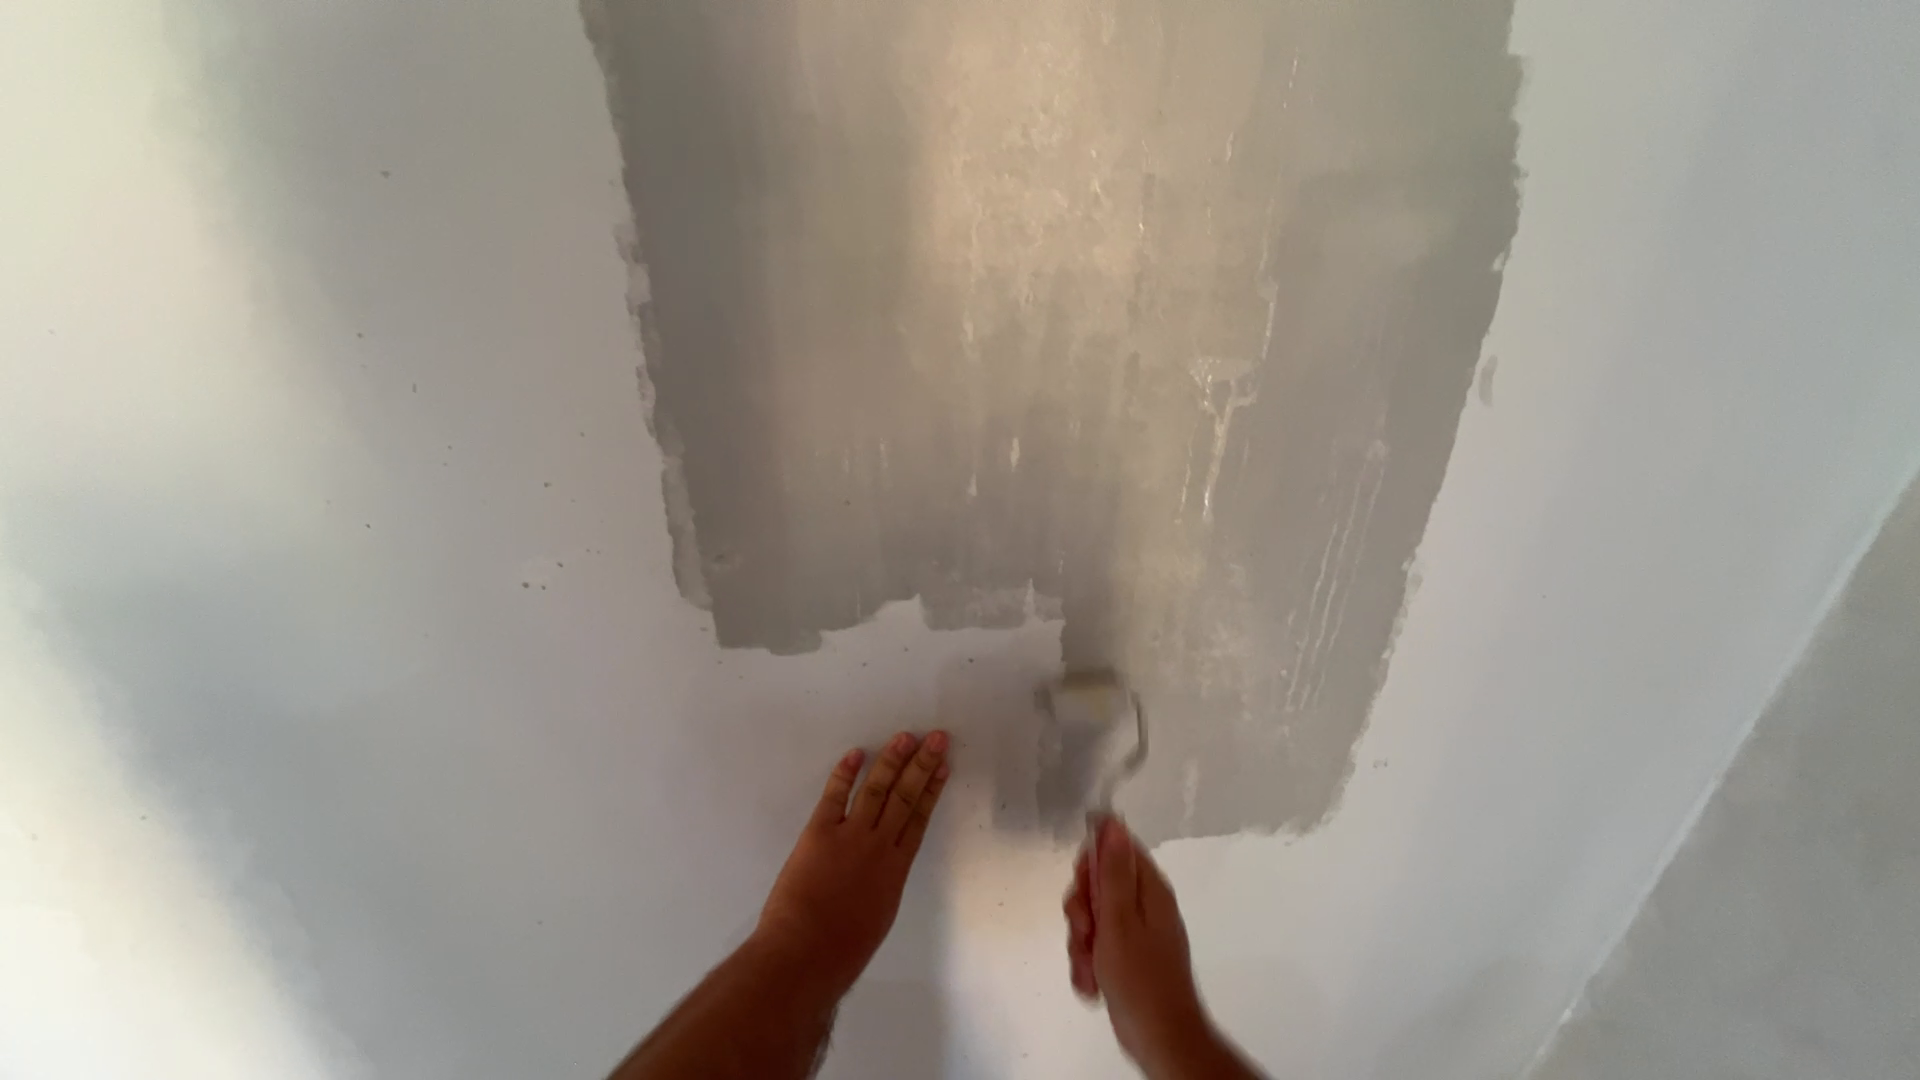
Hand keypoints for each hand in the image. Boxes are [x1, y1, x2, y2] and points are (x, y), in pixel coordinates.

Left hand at [754, 731, 950, 996]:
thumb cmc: (842, 950)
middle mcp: (879, 846)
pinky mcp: (819, 833)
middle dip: (922, 764)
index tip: (943, 766)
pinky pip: (834, 796)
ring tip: (905, 736)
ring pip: (876, 789)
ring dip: (892, 760)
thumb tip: (883, 871)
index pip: (919, 819)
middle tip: (936, 737)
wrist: (805, 954)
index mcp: (896, 869)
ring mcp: (850, 836)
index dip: (932, 790)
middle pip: (905, 796)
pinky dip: (844, 773)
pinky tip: (855, 754)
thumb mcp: (877, 917)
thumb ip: (882, 886)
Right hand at [1065, 818, 1231, 1077]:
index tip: (1084, 886)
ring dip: (1080, 941)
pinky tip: (1092, 981)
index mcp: (1148, 888)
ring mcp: (1136, 931)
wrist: (1160, 1038)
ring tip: (1088, 964)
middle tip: (1085, 930)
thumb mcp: (1119, 919)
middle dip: (1081, 909)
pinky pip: (1097, 944)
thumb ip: (1113, 870)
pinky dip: (1088, 961)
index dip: (1092, 862)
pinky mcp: (1127, 956)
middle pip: (1098, 883)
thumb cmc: (1139, 976)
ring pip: (1092, 916)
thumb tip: (1113, 822)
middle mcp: (1143, 904)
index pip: (1115, 847)